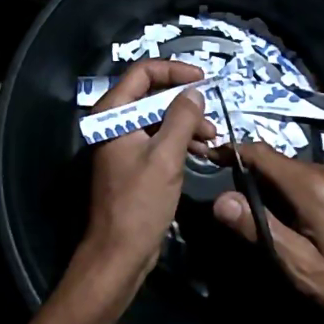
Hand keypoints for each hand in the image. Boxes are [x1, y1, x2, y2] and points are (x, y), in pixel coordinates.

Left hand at [79, 60, 216, 296]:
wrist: (118, 253)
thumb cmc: (139, 203)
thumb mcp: (165, 157)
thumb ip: (181, 119)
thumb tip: (194, 92)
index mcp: (112, 114)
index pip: (142, 73)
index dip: (173, 70)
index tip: (203, 79)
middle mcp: (114, 123)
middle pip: (151, 95)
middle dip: (184, 102)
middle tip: (211, 117)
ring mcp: (122, 143)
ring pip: (157, 118)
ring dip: (185, 124)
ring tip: (211, 139)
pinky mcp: (132, 162)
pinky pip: (157, 140)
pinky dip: (179, 141)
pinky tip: (201, 152)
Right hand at [212, 143, 323, 323]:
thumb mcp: (299, 266)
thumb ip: (259, 229)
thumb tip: (220, 200)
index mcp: (311, 186)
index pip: (260, 152)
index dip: (230, 151)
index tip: (204, 156)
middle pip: (272, 160)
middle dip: (244, 171)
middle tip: (218, 192)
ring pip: (286, 171)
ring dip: (262, 183)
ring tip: (240, 207)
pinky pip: (301, 181)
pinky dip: (280, 191)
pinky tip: (274, 216)